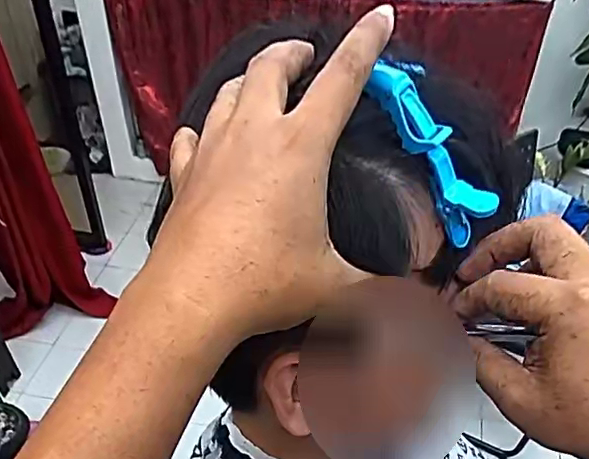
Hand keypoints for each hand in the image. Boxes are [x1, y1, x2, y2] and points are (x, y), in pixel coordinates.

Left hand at [141, 6, 392, 344]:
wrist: (193, 299)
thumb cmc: (260, 285)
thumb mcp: (332, 286)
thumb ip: (373, 285)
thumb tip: (403, 295)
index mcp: (299, 148)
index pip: (341, 78)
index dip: (365, 43)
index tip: (378, 19)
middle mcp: (252, 135)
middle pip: (272, 66)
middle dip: (294, 52)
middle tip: (306, 56)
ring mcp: (213, 150)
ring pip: (229, 90)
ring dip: (250, 79)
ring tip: (261, 87)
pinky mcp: (185, 176)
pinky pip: (192, 135)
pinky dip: (206, 128)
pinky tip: (208, 138)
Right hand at [452, 217, 588, 458]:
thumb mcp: (520, 398)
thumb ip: (481, 362)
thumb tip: (462, 341)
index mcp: (569, 304)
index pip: (502, 283)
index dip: (468, 298)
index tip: (453, 315)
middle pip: (540, 231)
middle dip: (497, 247)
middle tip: (472, 273)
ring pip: (561, 244)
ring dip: (523, 260)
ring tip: (496, 295)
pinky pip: (575, 268)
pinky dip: (545, 277)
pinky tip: (524, 314)